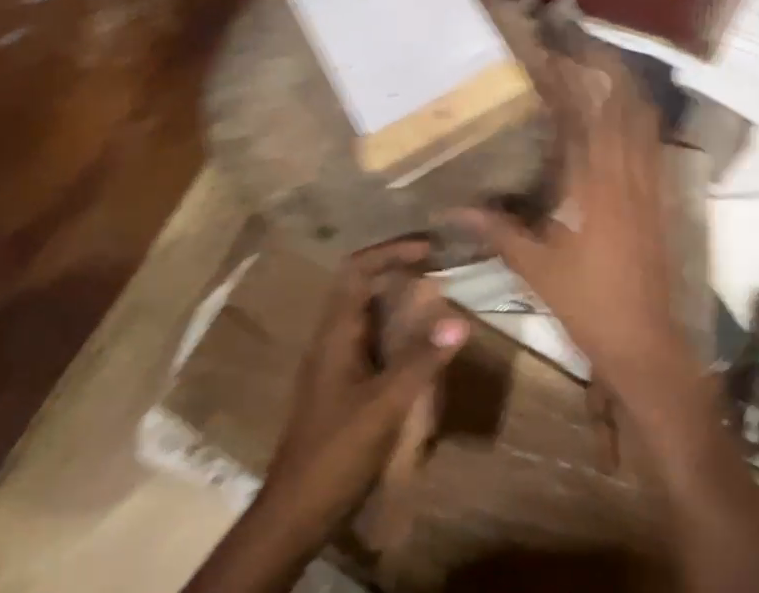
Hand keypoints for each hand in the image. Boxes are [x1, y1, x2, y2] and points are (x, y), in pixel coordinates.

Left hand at [258, 240, 468, 539]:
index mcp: (335, 334)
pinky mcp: (345, 387)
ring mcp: (337, 364)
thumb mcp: (385, 404)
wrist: (298, 510)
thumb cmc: (337, 450)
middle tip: (443, 266)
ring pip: (369, 315)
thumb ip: (421, 360)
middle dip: (400, 270)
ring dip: (401, 300)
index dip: (392, 251)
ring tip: (441, 296)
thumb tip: (460, 318)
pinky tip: (425, 345)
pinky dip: (400, 331)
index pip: (358, 270)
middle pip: (362, 287)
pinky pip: (375, 342)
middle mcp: (333, 340)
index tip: (431, 247)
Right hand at [446, 47, 688, 396]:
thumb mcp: (537, 268)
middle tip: (580, 45)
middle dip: (608, 68)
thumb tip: (454, 207)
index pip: (588, 115)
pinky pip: (653, 146)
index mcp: (599, 185)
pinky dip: (637, 121)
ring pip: (646, 122)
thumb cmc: (589, 304)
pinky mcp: (661, 202)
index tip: (550, 53)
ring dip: (626, 90)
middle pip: (628, 104)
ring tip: (600, 69)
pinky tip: (619, 122)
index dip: (572, 79)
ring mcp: (652, 187)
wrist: (646, 342)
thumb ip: (498, 231)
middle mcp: (631, 175)